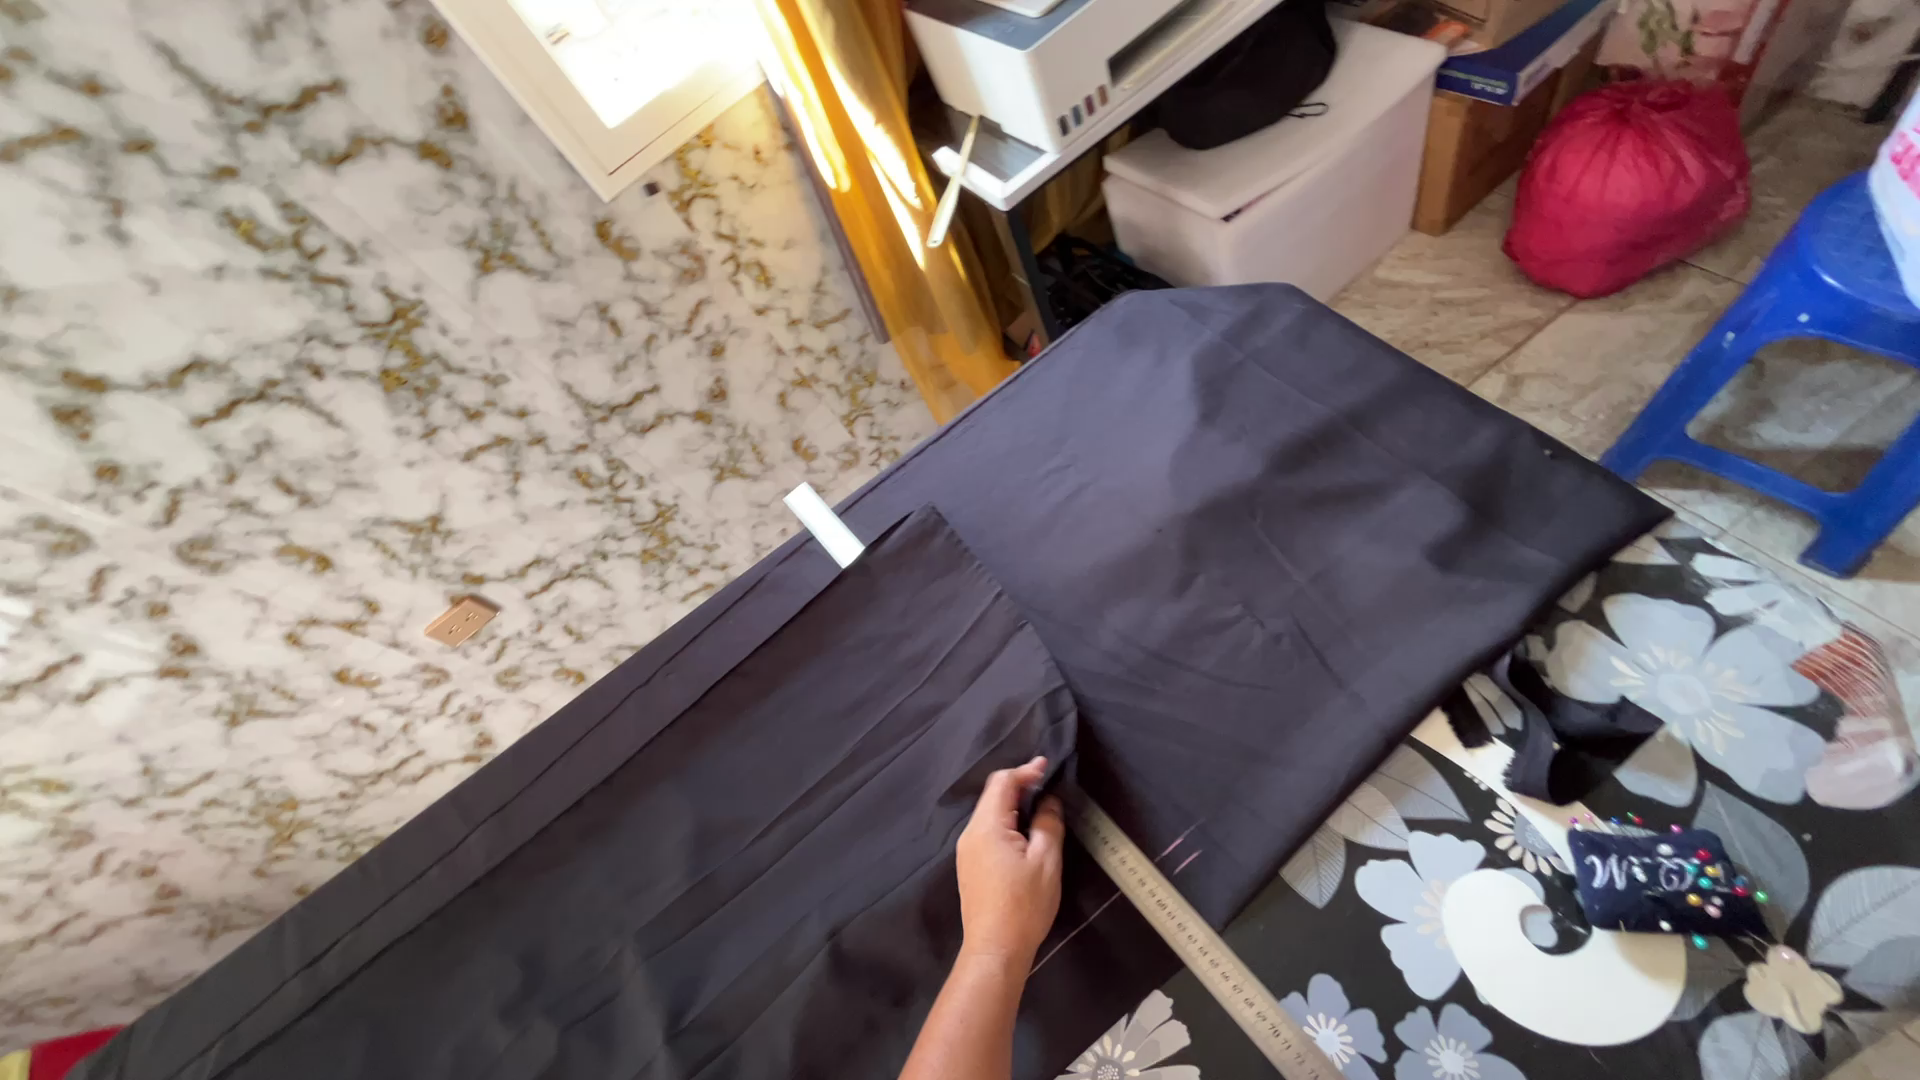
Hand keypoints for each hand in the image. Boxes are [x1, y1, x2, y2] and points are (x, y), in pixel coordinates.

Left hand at [956, 756, 1064, 967]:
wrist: (995, 950)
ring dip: (1013, 805)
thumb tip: (1048, 801)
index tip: (1047, 765)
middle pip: (993, 796)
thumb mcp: (1045, 861)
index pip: (1002, 783)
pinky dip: (1006, 822)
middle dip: (1019, 786)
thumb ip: (1047, 824)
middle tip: (1046, 783)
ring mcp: (967, 850)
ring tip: (1039, 805)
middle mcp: (970, 833)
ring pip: (990, 814)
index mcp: (986, 826)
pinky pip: (988, 831)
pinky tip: (1024, 831)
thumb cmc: (1024, 905)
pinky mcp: (970, 865)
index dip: (1025, 771)